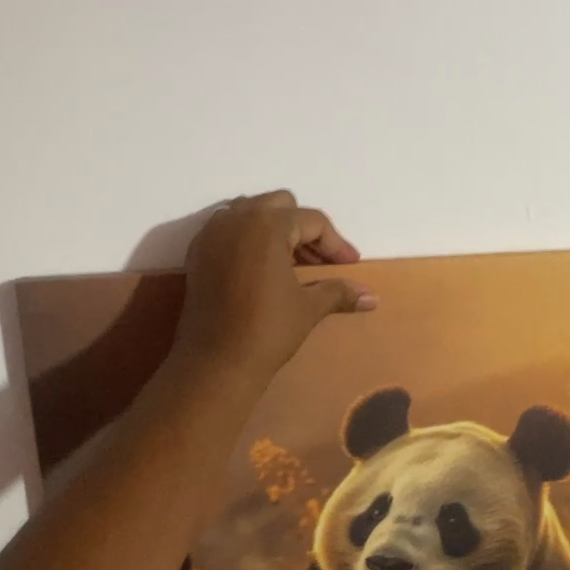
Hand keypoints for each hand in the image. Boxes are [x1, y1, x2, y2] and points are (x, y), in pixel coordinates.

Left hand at [168, 190, 373, 390]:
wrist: (214, 363)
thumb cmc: (266, 331)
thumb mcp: (307, 308)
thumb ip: (338, 292)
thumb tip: (372, 296)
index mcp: (267, 224)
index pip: (311, 221)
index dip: (335, 243)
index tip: (350, 264)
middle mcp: (236, 218)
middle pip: (279, 206)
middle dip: (302, 229)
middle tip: (318, 262)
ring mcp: (211, 233)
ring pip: (249, 213)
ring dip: (273, 230)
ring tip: (290, 263)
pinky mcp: (196, 252)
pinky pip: (227, 230)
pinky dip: (246, 240)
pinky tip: (261, 269)